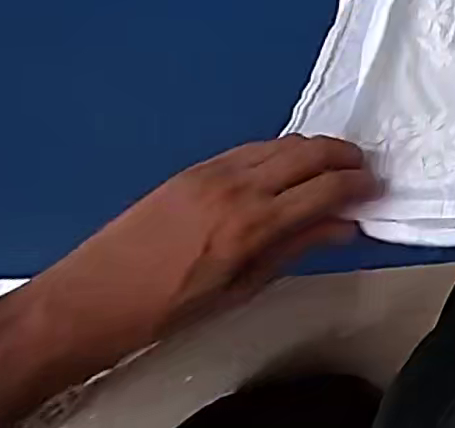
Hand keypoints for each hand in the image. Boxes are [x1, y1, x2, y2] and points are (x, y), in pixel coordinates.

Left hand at [0, 134, 381, 371]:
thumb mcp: (237, 292)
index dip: (360, 185)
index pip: (327, 188)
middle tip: (362, 172)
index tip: (376, 189)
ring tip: (332, 167)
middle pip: (314, 152)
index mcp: (251, 226)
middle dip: (347, 157)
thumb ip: (296, 250)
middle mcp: (240, 187)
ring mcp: (217, 171)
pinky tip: (289, 167)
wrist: (78, 304)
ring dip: (320, 150)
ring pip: (289, 142)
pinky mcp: (199, 166)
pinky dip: (286, 150)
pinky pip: (258, 146)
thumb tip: (343, 227)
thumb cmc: (160, 311)